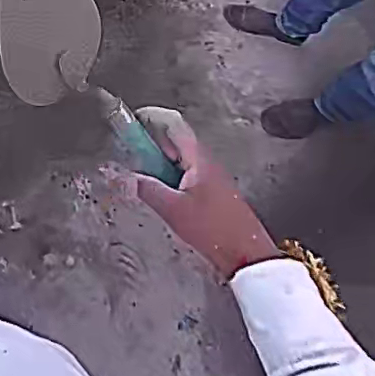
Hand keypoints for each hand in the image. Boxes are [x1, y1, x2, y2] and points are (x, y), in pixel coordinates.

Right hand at [124, 107, 280, 279]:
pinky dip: (171, 179)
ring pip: (180, 160)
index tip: (133, 122)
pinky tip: (168, 199)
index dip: (152, 118)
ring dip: (161, 165)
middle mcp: (207, 162)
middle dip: (152, 147)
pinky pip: (186, 175)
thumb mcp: (173, 209)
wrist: (248, 257)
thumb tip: (126, 176)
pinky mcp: (214, 192)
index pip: (173, 124)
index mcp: (199, 158)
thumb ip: (147, 188)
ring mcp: (212, 177)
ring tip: (151, 183)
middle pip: (175, 141)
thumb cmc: (214, 230)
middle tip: (136, 160)